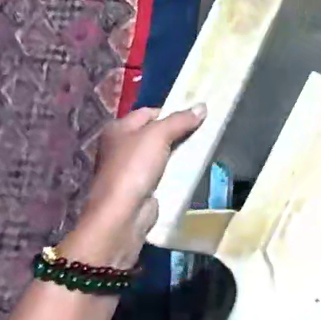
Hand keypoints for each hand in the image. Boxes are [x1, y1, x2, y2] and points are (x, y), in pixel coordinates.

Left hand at [67, 105, 204, 266]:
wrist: (123, 213)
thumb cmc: (134, 167)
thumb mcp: (158, 135)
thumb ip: (180, 120)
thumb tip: (202, 106)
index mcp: (117, 129)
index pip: (149, 112)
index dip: (171, 112)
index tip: (195, 117)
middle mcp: (120, 146)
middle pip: (155, 132)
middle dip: (178, 132)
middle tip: (202, 132)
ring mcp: (129, 168)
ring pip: (161, 153)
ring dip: (178, 152)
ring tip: (200, 150)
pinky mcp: (140, 187)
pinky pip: (162, 172)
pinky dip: (175, 170)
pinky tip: (189, 170)